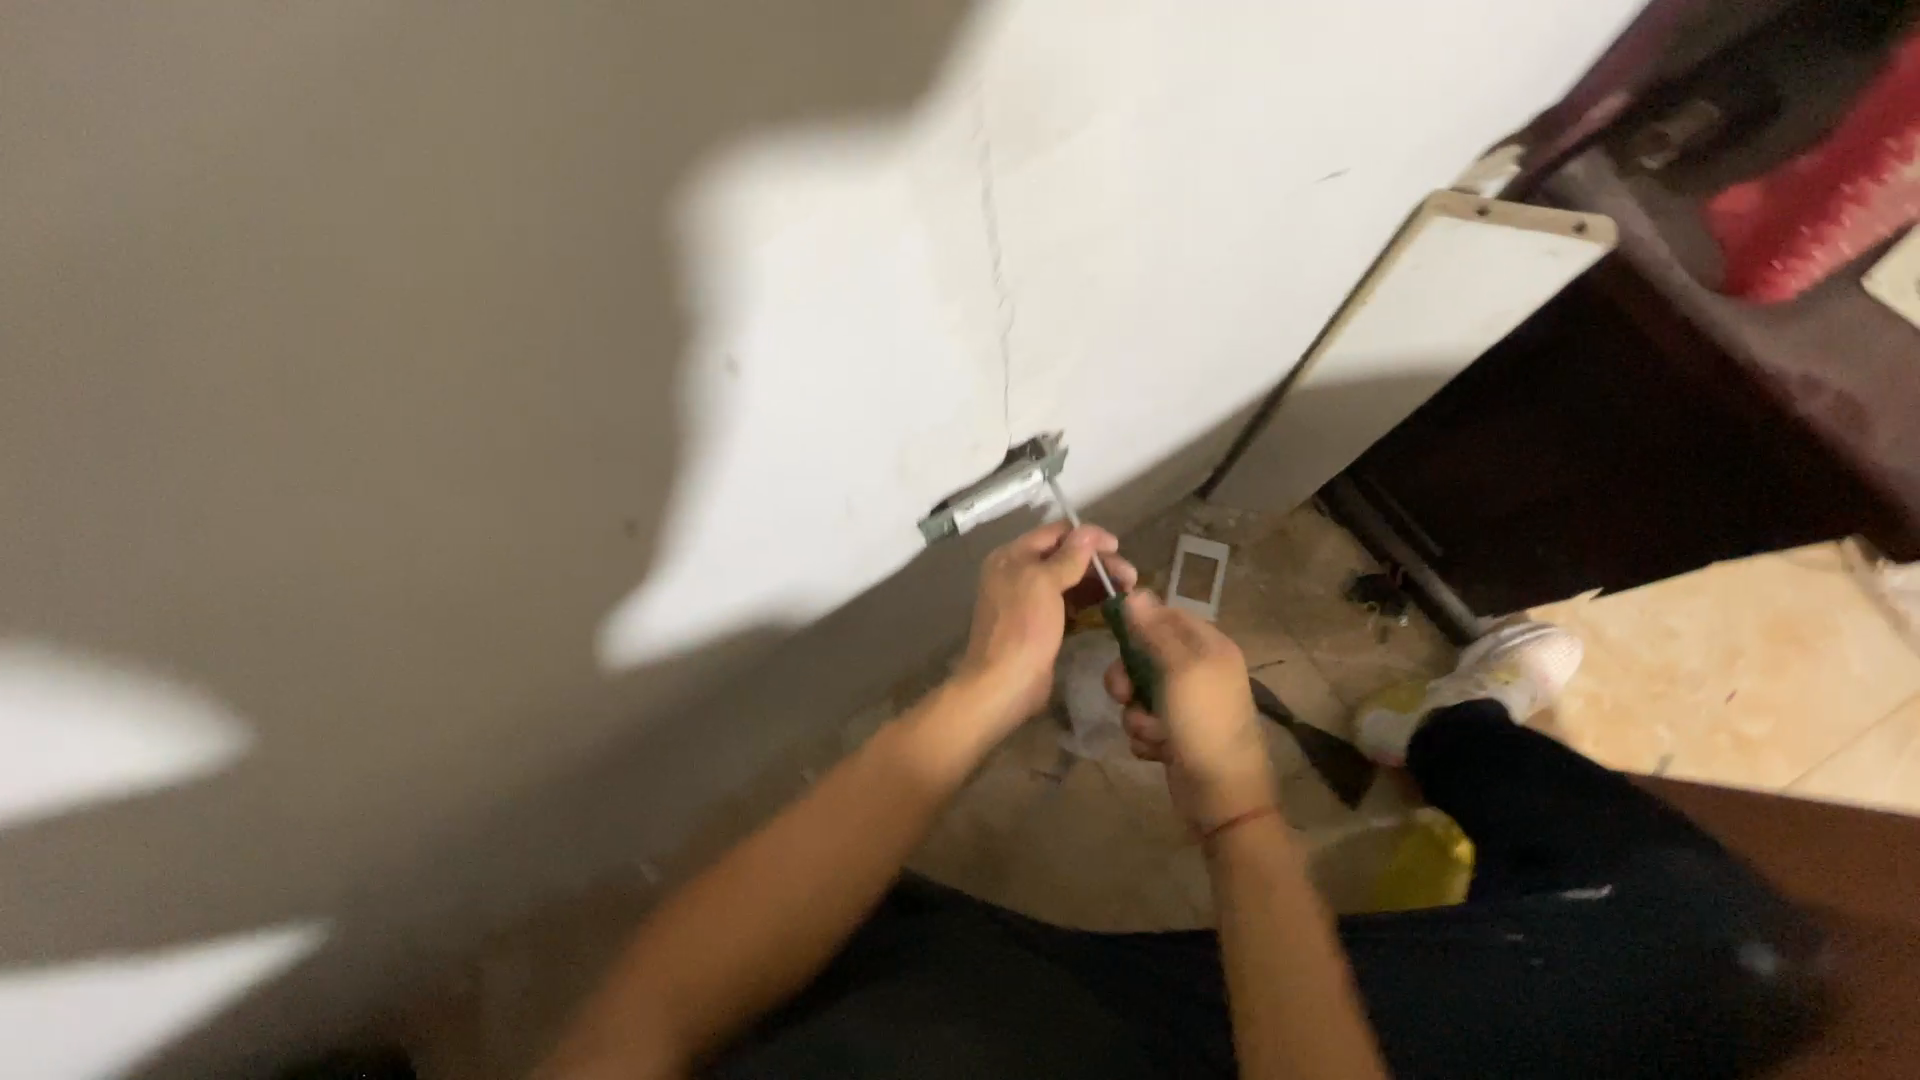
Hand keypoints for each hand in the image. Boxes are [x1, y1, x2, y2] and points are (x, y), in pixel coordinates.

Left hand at [954, 521, 1136, 738]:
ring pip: (1070, 580)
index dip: (1087, 536)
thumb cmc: (1022, 627)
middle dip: (1098, 562)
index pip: (1054, 533)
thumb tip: (1088, 533)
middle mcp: (1018, 573)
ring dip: (1098, 581)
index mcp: (1012, 557)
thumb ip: (1067, 557)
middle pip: (1065, 557)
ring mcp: (1030, 600)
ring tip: (1128, 589)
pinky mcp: (1042, 623)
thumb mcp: (1043, 583)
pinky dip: (1089, 600)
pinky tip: (1112, 604)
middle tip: (1130, 576)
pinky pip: (1069, 603)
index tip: (1117, 547)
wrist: (1005, 682)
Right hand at [1105, 592, 1275, 831]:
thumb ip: (1154, 631)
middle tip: (1123, 693)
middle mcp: (1199, 671)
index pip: (1167, 615)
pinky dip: (1145, 736)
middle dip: (1128, 677)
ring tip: (1152, 733)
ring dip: (1136, 714)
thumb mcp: (1179, 670)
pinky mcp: (1175, 733)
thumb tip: (1133, 593)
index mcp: (1209, 647)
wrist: (1222, 796)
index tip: (1115, 635)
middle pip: (1145, 654)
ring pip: (1139, 692)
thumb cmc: (1204, 724)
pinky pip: (1143, 721)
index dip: (1140, 623)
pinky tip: (1158, 751)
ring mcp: (1187, 704)